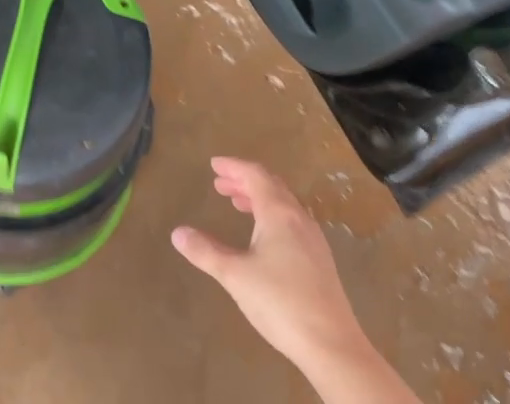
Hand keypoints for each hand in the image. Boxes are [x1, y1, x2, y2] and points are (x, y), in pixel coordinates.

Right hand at [172, 158, 417, 403]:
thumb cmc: (280, 302)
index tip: (214, 164)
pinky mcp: (319, 259)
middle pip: (272, 186)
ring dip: (259, 198)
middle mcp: (299, 219)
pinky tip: (263, 237)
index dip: (234, 167)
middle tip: (220, 183)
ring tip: (237, 204)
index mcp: (279, 214)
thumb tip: (178, 233)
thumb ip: (206, 252)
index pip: (255, 176)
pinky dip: (272, 215)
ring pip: (284, 204)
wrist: (331, 343)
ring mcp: (313, 239)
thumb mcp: (235, 276)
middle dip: (244, 180)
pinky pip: (292, 221)